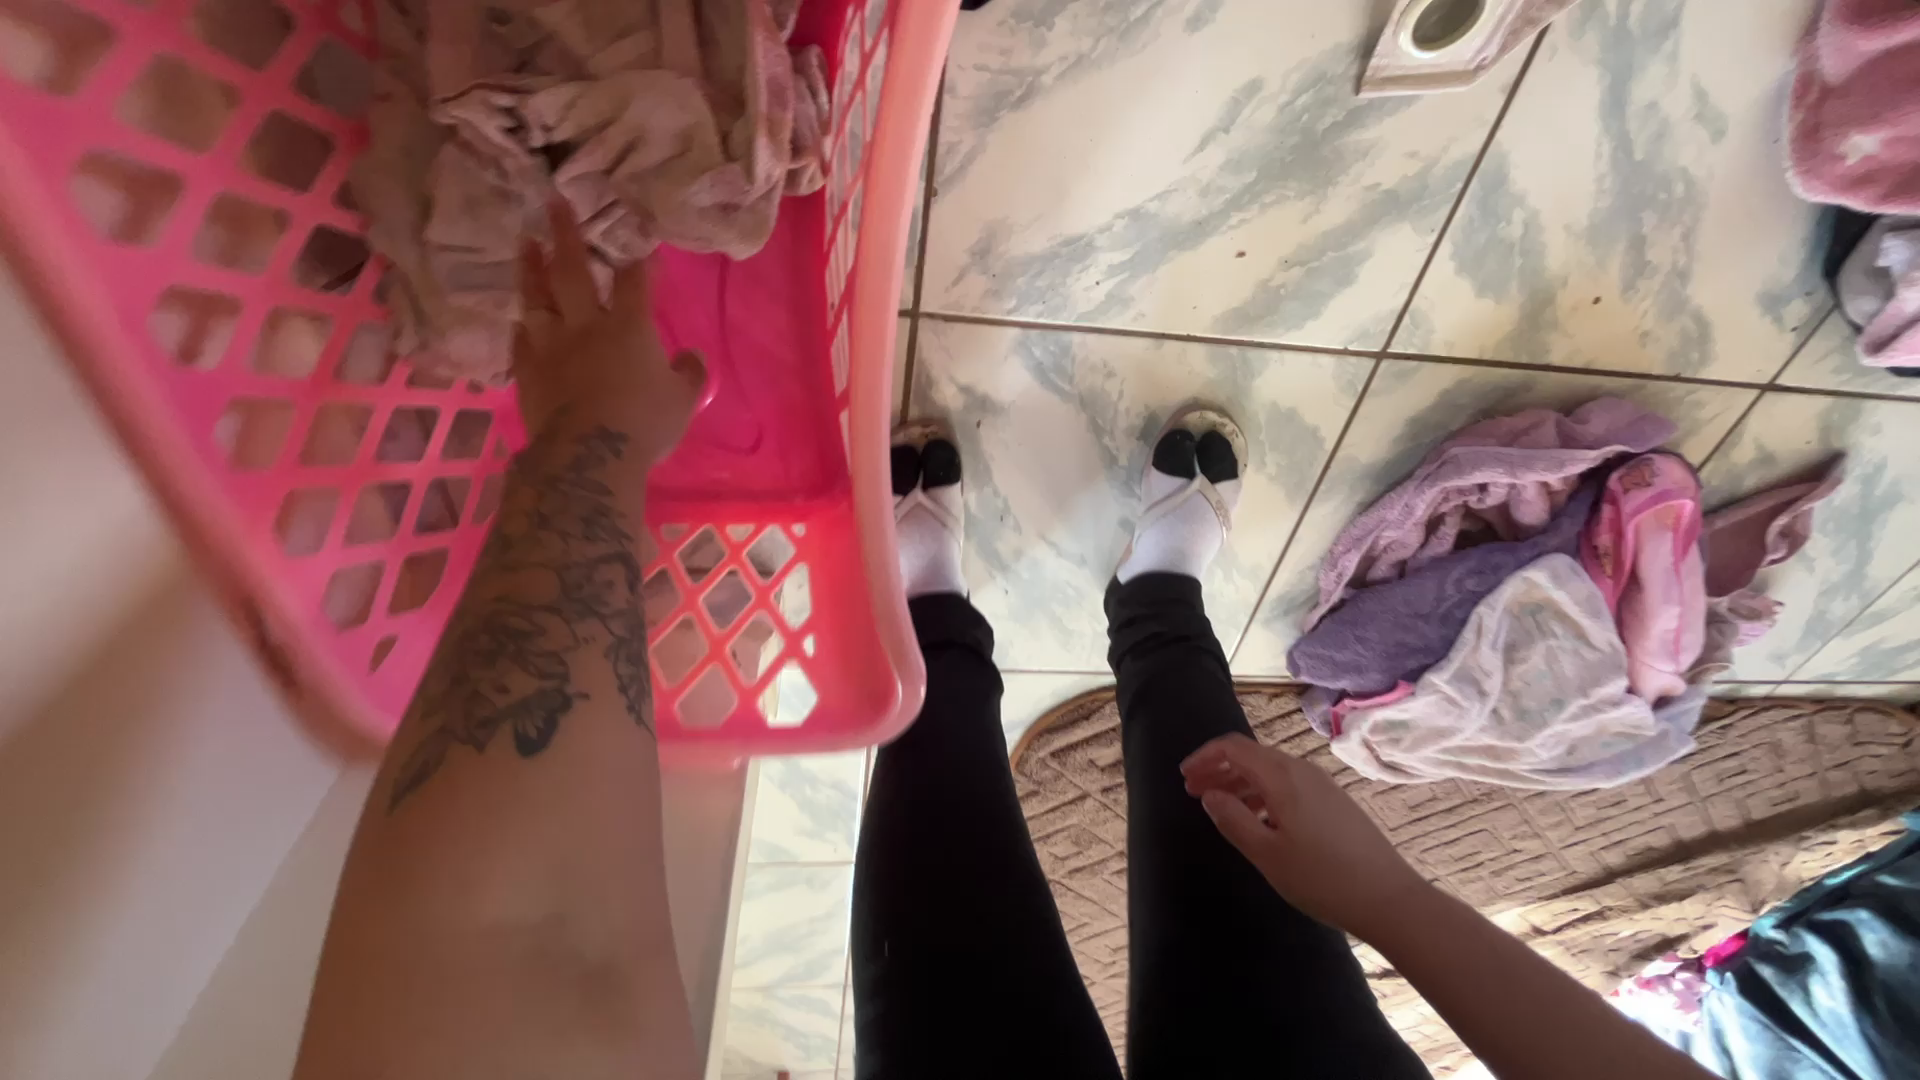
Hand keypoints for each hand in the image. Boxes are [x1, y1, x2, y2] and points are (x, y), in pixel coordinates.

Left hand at [513, 198, 706, 460]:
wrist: (590, 455)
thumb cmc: (645, 424)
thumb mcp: (683, 400)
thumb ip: (689, 373)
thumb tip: (691, 355)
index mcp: (629, 327)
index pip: (633, 282)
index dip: (639, 261)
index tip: (641, 243)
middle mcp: (586, 325)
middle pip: (573, 272)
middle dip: (566, 236)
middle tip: (554, 203)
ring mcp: (551, 347)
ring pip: (538, 298)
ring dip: (532, 270)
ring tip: (527, 245)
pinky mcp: (528, 372)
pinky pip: (522, 340)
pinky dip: (524, 326)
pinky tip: (523, 320)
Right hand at [1181, 733, 1430, 940]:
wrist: (1392, 901)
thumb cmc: (1322, 878)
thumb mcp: (1267, 854)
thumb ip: (1232, 819)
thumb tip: (1210, 795)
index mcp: (1281, 776)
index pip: (1233, 747)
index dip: (1204, 757)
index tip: (1184, 777)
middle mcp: (1301, 770)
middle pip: (1251, 755)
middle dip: (1219, 769)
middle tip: (1194, 793)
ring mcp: (1322, 785)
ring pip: (1270, 771)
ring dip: (1240, 783)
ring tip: (1222, 808)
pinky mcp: (1334, 802)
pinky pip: (1288, 784)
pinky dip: (1263, 793)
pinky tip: (1260, 821)